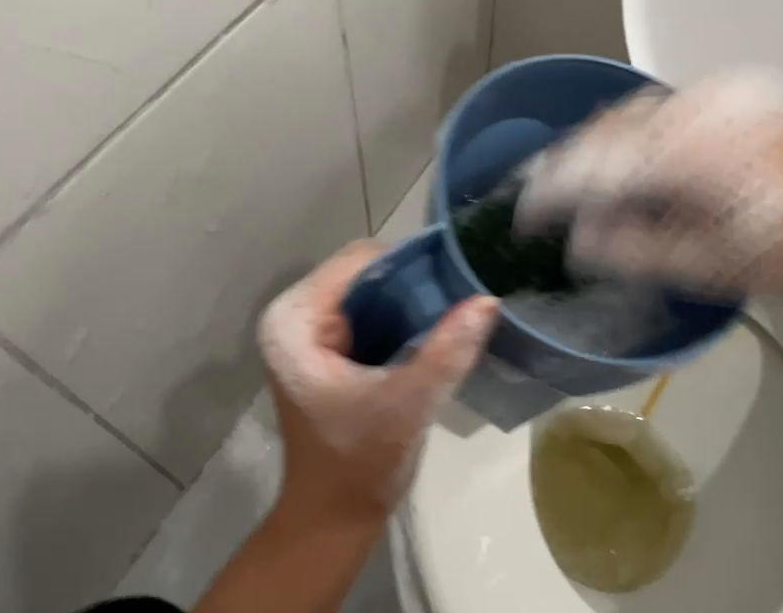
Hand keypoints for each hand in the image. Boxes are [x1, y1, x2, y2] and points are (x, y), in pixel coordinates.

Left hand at [257, 242, 498, 524]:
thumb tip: (488, 298)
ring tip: (453, 310)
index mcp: (294, 319)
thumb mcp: (407, 405)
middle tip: (460, 295)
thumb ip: (446, 350)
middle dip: (412, 283)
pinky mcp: (325, 347)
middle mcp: (293, 315)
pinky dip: (400, 317)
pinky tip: (433, 329)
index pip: (359, 261)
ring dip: (409, 301)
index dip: (409, 264)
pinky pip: (369, 311)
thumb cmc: (357, 464)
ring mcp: (307, 331)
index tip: (456, 279)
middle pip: (364, 272)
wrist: (332, 520)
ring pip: (370, 290)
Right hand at [517, 68, 782, 298]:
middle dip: (577, 164)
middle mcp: (704, 107)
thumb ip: (652, 249)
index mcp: (690, 145)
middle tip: (557, 203)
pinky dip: (654, 141)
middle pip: (614, 129)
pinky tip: (661, 171)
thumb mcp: (738, 264)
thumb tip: (587, 242)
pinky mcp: (760, 104)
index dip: (552, 187)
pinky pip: (682, 115)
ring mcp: (736, 99)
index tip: (526, 212)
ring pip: (649, 118)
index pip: (594, 160)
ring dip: (615, 151)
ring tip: (599, 191)